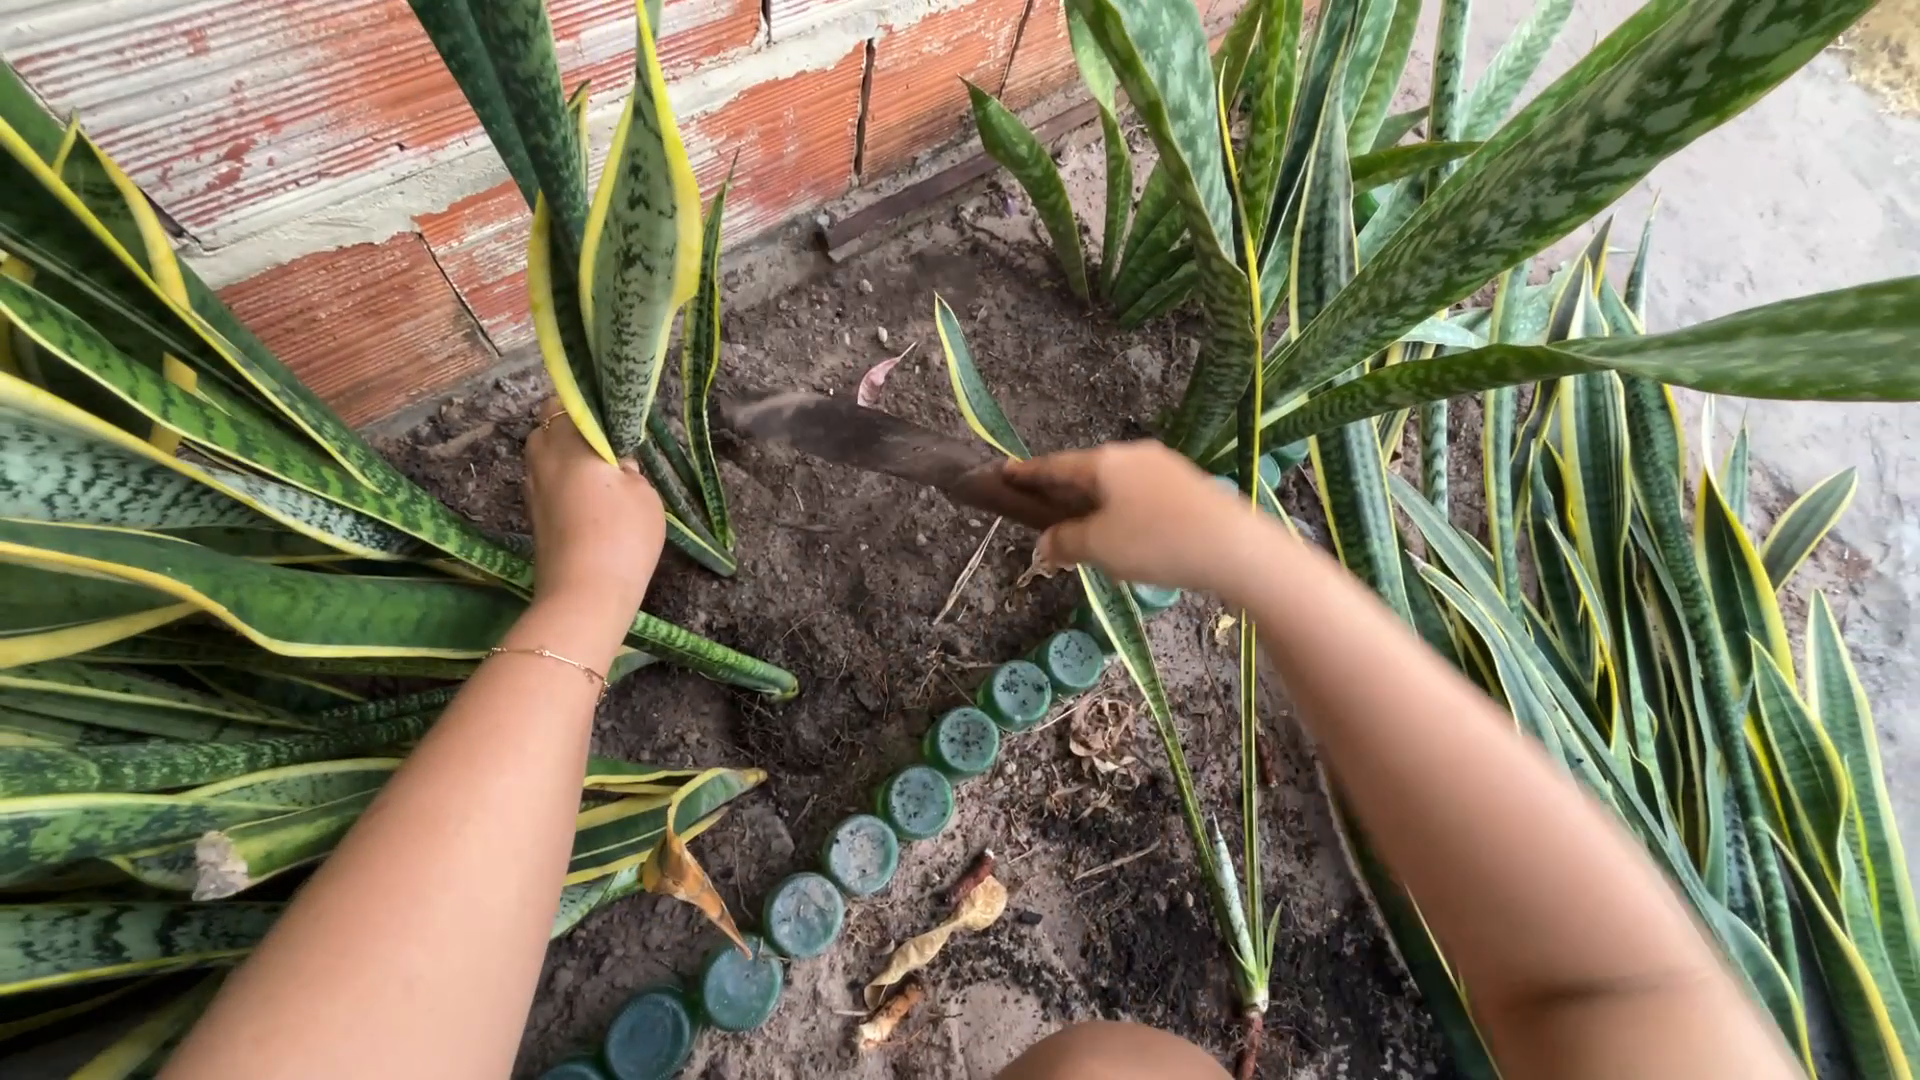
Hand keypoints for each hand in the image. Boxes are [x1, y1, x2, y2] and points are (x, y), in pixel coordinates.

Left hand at [524, 401, 666, 627]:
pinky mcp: (534, 512)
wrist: (586, 592)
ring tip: (604, 471)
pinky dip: (566, 479)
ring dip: (570, 454)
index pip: (568, 399)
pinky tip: (593, 497)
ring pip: (546, 452)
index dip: (590, 400)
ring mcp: (532, 486)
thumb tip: (615, 463)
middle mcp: (542, 455)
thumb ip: (628, 468)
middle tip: (611, 441)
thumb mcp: (644, 494)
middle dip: (575, 425)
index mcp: (569, 440)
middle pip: (550, 424)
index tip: (616, 409)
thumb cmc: (622, 535)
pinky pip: (548, 479)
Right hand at [1004, 440, 1282, 598]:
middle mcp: (1134, 455)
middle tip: (1043, 513)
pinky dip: (1122, 512)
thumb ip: (1064, 542)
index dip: (1027, 474)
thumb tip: (1044, 545)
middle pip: (1087, 473)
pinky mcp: (1189, 486)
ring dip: (1094, 506)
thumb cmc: (1156, 542)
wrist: (1236, 549)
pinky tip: (1126, 537)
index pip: (1055, 465)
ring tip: (1084, 534)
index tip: (1004, 473)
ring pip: (1116, 485)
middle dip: (1063, 494)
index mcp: (1106, 461)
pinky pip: (1141, 496)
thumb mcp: (1099, 547)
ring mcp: (1165, 468)